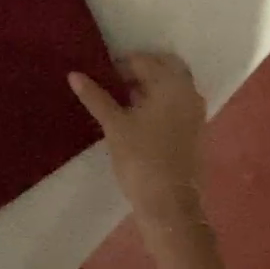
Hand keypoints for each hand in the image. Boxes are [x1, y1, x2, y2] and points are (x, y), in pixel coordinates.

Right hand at [69, 53, 208, 225]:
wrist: (169, 207)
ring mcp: (195, 112)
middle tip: (115, 82)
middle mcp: (188, 92)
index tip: (102, 76)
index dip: (121, 66)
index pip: (144, 61)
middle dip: (141, 70)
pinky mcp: (196, 130)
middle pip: (164, 67)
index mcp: (171, 84)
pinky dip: (161, 100)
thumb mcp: (114, 125)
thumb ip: (95, 96)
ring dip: (152, 85)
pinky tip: (141, 116)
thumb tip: (73, 74)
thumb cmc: (141, 159)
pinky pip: (178, 102)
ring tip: (125, 98)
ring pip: (173, 85)